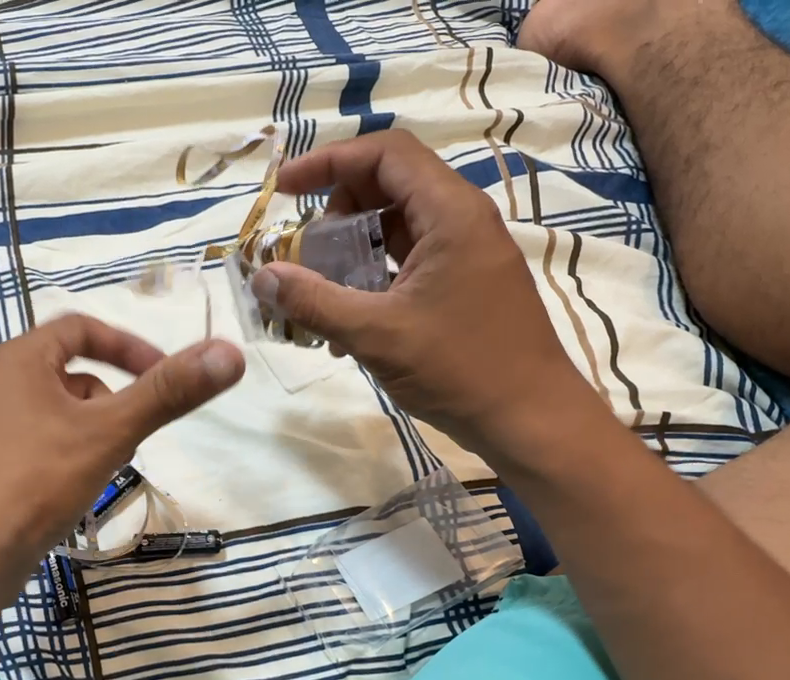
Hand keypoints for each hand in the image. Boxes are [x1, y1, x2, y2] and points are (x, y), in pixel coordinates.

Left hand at [0, 315, 243, 605]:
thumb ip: (166, 394)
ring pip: (55, 418)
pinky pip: (36, 450)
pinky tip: (66, 500)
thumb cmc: (33, 485)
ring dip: (89, 437)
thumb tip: (232, 352)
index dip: (129, 346)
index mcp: (18, 360)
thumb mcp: (107, 434)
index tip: (165, 376)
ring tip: (99, 476)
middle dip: (110, 403)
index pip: (82, 328)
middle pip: (70, 375)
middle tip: (130, 440)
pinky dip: (62, 462)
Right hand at [252, 129, 609, 463]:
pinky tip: (344, 319)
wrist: (527, 416)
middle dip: (335, 211)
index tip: (283, 189)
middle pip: (387, 185)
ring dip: (348, 249)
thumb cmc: (458, 367)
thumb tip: (262, 277)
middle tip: (302, 253)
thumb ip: (314, 301)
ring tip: (317, 291)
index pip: (385, 153)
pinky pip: (404, 260)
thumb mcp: (375, 334)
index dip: (329, 161)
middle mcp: (460, 220)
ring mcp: (462, 253)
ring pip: (393, 226)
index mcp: (450, 213)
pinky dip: (369, 276)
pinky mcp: (459, 283)